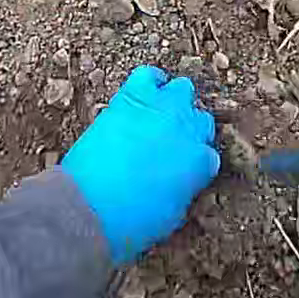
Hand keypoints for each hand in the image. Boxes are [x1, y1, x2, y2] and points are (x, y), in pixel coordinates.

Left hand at [61, 66, 218, 265]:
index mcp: (201, 162)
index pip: (210, 155)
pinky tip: (145, 92)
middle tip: (171, 145)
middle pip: (201, 120)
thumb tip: (181, 180)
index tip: (183, 170)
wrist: (88, 208)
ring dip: (175, 102)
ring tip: (161, 116)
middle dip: (190, 132)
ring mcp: (162, 109)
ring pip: (183, 89)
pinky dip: (150, 81)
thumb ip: (185, 189)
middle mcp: (188, 130)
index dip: (195, 164)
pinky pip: (148, 75)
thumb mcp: (171, 216)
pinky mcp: (132, 97)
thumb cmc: (129, 222)